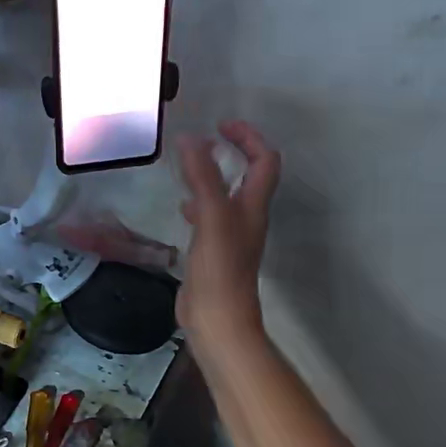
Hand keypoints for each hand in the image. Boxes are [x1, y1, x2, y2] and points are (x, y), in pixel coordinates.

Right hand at [177, 121, 280, 350]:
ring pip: (227, 197)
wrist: (218, 321)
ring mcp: (230, 237)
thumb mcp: (212, 218)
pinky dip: (197, 204)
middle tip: (204, 141)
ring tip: (187, 168)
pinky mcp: (213, 254)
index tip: (221, 125)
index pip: (264, 161)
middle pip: (249, 176)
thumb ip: (203, 178)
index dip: (248, 138)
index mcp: (253, 207)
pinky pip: (209, 219)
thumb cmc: (220, 270)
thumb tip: (192, 138)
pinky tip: (181, 208)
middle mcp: (246, 218)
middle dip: (232, 153)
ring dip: (212, 177)